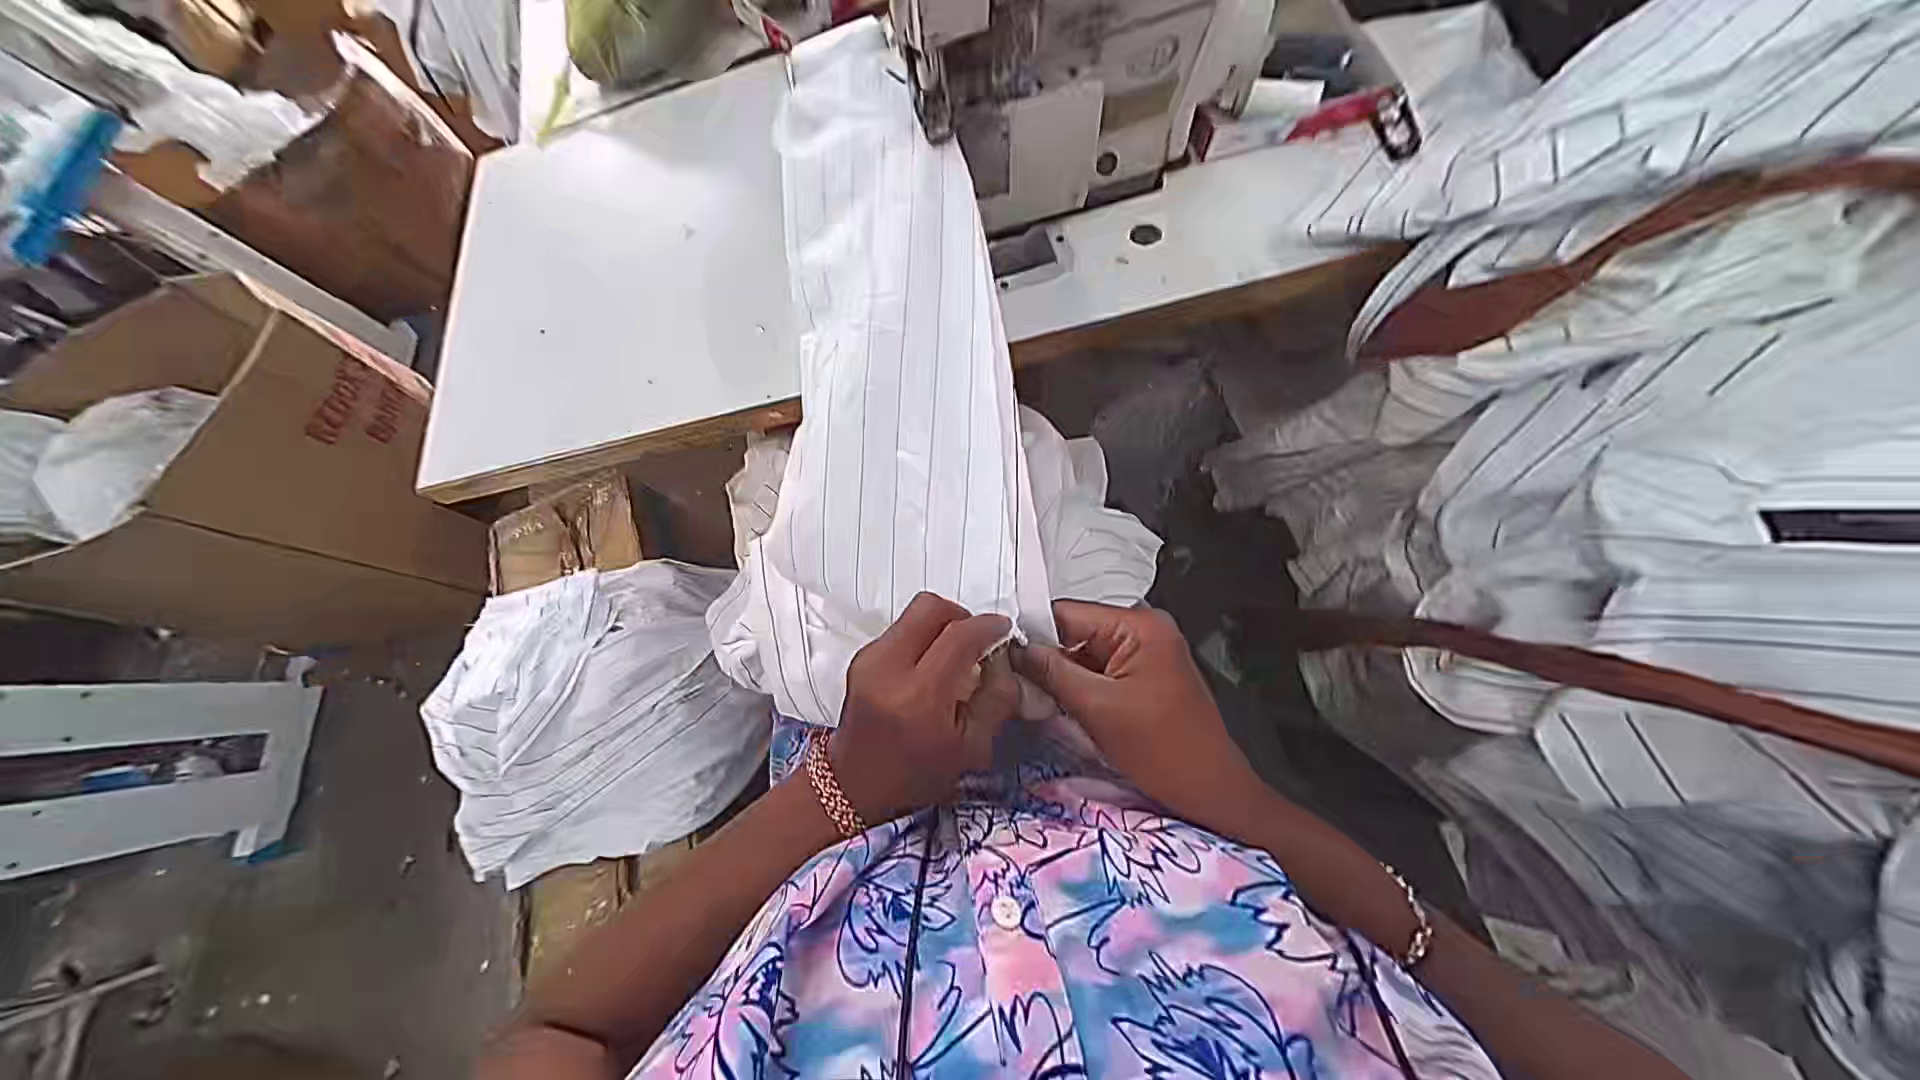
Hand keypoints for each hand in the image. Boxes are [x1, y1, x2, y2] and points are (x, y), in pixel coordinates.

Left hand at [830, 592, 1017, 822]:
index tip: (1002, 631)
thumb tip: (1002, 656)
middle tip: (976, 640)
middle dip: (963, 616)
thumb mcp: (973, 748)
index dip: (988, 626)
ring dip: (942, 625)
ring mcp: (869, 659)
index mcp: (919, 697)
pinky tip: (931, 666)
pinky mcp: (861, 656)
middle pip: (932, 607)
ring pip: (915, 613)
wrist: (855, 784)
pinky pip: (902, 628)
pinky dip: (924, 637)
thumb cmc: (916, 774)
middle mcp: (888, 669)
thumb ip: (997, 696)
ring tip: (954, 656)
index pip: (960, 635)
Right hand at [1013, 600, 1266, 829]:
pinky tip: (1061, 706)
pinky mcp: (1142, 676)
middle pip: (1074, 632)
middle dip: (1046, 658)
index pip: (1067, 613)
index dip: (1031, 632)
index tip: (1000, 655)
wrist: (1212, 794)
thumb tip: (1014, 649)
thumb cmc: (1164, 751)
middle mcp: (1143, 629)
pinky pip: (1098, 671)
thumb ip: (1052, 672)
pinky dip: (1078, 688)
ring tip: (1035, 698)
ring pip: (1082, 654)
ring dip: (1060, 676)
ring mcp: (1145, 653)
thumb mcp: (1098, 708)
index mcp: (1139, 625)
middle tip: (1015, 682)